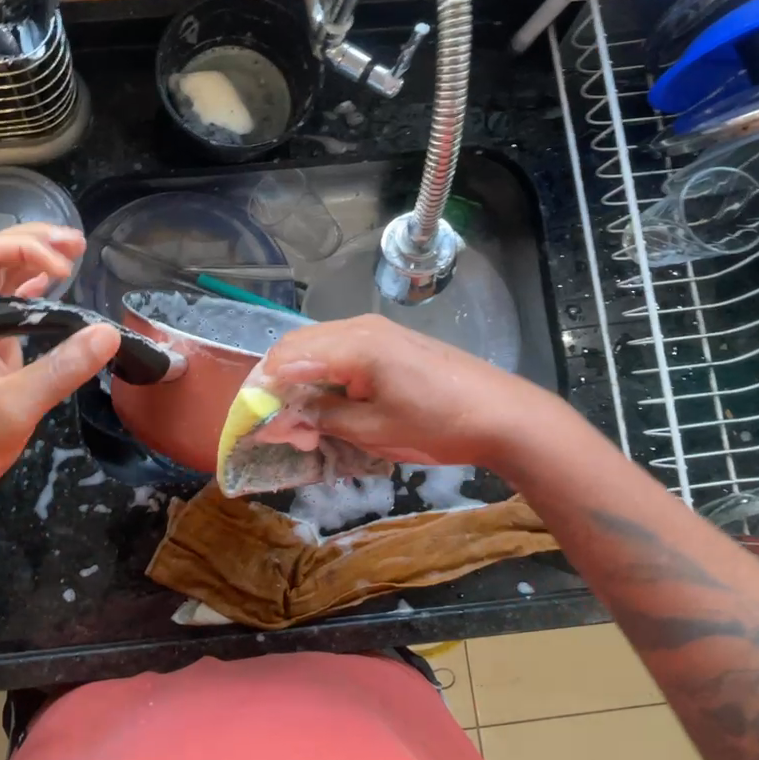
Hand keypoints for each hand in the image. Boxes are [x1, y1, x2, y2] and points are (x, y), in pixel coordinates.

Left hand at [0, 224, 118, 504]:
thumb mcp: (16, 407)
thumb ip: (62, 369)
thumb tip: (109, 334)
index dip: (26, 250)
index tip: (65, 271)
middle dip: (34, 243)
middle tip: (77, 243)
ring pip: (3, 282)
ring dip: (36, 262)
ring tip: (73, 254)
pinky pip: (12, 309)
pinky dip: (35, 292)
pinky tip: (55, 287)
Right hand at [260, 314, 560, 466]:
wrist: (503, 416)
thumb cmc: (437, 425)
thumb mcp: (372, 431)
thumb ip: (320, 419)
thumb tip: (278, 420)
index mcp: (353, 346)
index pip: (286, 358)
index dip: (263, 389)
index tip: (255, 422)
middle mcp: (359, 328)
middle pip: (296, 346)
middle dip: (277, 383)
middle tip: (277, 423)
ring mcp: (375, 331)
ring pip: (316, 347)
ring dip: (299, 379)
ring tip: (302, 419)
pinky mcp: (389, 342)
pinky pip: (338, 351)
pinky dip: (322, 374)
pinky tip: (328, 402)